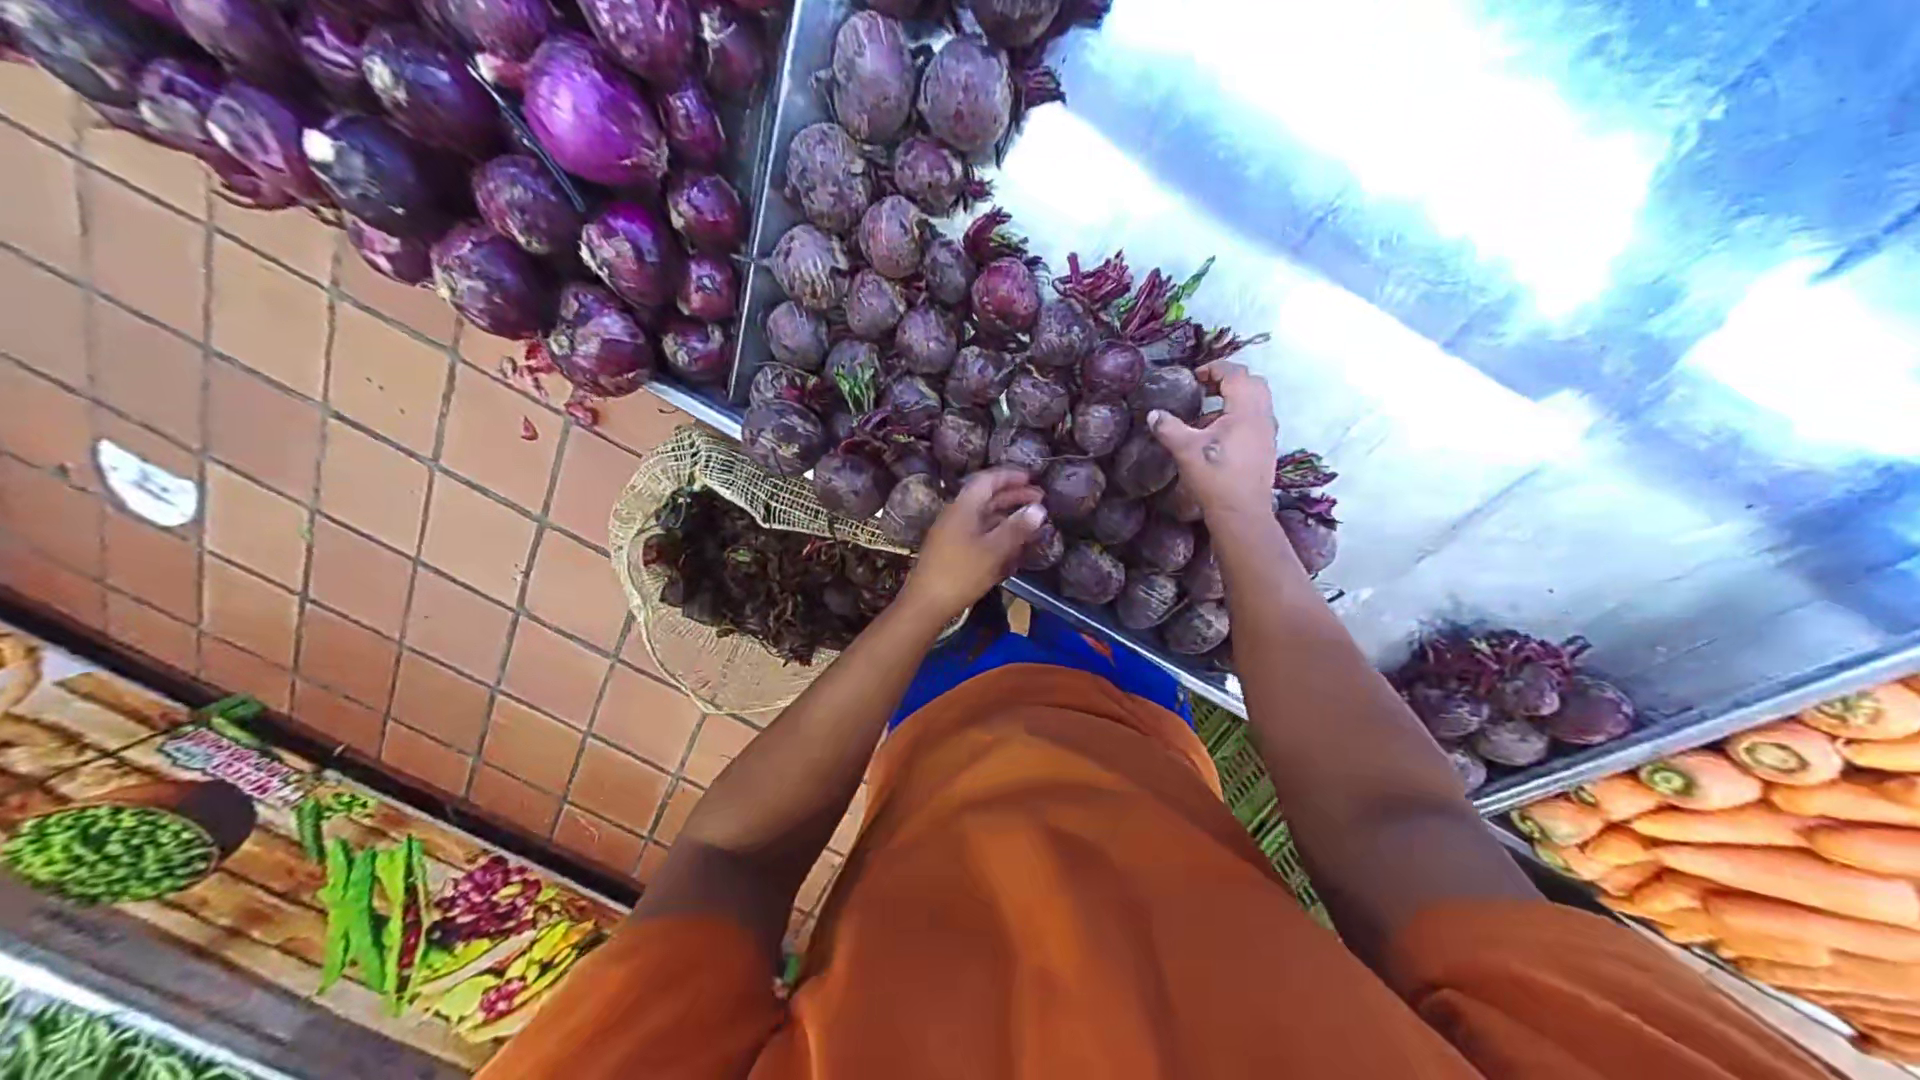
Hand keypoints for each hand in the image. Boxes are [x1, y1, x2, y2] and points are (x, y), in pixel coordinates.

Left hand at [900, 469, 1046, 621]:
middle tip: (1040, 499)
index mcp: (963, 507)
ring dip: (1007, 516)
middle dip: (1014, 496)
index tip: (1032, 478)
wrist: (926, 604)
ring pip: (984, 517)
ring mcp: (952, 533)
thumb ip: (1017, 528)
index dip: (1010, 477)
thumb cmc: (961, 573)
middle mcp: (956, 515)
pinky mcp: (952, 550)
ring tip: (1031, 522)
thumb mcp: (994, 550)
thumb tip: (1039, 509)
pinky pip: (979, 533)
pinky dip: (998, 533)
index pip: (988, 480)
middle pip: (987, 498)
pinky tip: (1013, 545)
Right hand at [1148, 361, 1277, 519]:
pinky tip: (1218, 436)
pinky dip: (1239, 417)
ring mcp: (1268, 434)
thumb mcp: (1185, 450)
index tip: (1196, 376)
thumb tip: (1153, 414)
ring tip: (1208, 413)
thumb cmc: (1215, 477)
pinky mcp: (1266, 450)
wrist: (1241, 513)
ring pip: (1257, 403)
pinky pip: (1256, 421)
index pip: (1236, 374)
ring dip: (1235, 400)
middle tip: (1205, 388)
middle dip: (1229, 380)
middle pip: (1253, 384)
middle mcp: (1263, 417)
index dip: (1215, 369)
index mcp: (1246, 410)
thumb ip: (1168, 428)